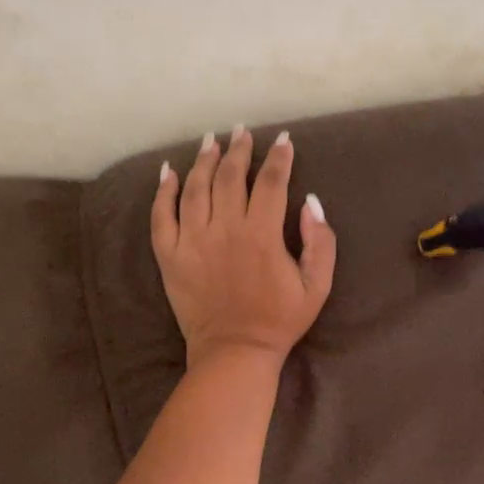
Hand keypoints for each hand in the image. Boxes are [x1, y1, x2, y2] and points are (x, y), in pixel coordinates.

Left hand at [152, 126, 335, 366]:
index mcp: (263, 235)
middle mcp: (226, 229)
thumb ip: (321, 242)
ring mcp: (193, 241)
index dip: (279, 158)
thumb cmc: (280, 320)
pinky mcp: (170, 255)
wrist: (234, 352)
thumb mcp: (318, 286)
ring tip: (211, 141)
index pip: (272, 183)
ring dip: (204, 161)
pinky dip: (164, 190)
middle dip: (239, 149)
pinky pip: (162, 215)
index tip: (284, 140)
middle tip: (242, 132)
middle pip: (231, 177)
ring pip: (196, 188)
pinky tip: (169, 172)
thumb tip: (311, 202)